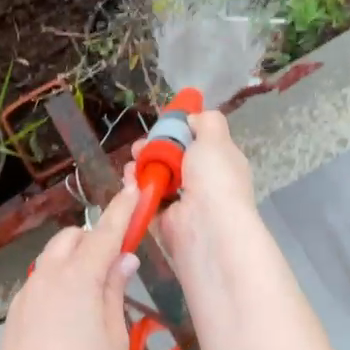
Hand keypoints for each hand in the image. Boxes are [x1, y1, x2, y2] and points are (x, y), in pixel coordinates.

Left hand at [0, 181, 141, 349]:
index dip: (121, 209)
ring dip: (74, 258)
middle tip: (116, 259)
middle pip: (72, 238)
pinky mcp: (15, 312)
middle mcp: (48, 275)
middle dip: (93, 237)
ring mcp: (27, 292)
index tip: (134, 188)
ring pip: (53, 258)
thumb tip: (121, 258)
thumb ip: (115, 291)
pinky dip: (59, 280)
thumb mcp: (115, 339)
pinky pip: (41, 281)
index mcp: (78, 276)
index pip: (104, 232)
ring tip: (94, 290)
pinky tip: (70, 314)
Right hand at [139, 110, 258, 291]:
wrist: (207, 229)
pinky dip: (135, 189)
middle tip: (138, 146)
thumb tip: (193, 119)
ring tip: (131, 162)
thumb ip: (207, 122)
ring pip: (157, 179)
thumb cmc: (215, 179)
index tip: (163, 126)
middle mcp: (204, 184)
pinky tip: (128, 180)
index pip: (198, 144)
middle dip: (153, 149)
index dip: (179, 133)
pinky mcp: (164, 222)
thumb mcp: (216, 139)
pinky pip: (147, 200)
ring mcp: (184, 204)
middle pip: (173, 160)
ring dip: (141, 167)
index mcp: (220, 164)